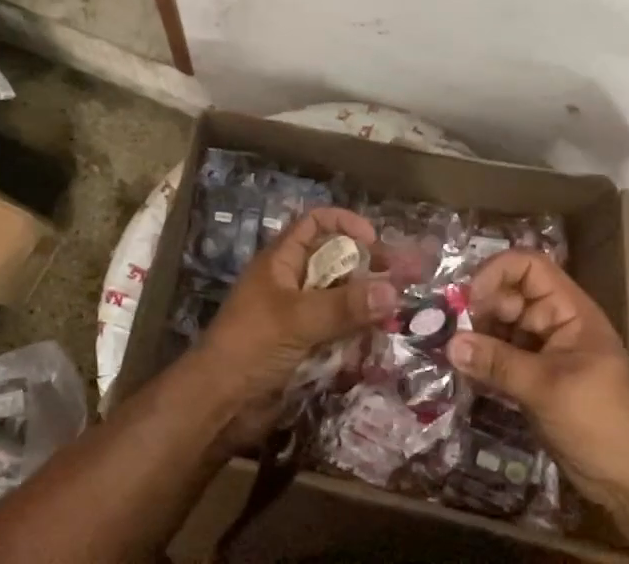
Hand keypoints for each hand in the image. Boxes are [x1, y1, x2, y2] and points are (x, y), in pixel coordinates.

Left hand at [198, 207, 397, 412]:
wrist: (219, 404)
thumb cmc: (250, 346)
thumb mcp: (297, 319)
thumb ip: (345, 306)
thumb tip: (394, 291)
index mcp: (281, 262)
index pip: (314, 225)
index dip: (344, 224)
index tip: (375, 239)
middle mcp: (293, 284)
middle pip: (337, 265)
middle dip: (370, 270)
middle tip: (409, 280)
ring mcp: (300, 318)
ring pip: (343, 303)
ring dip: (369, 308)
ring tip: (402, 315)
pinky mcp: (307, 349)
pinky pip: (340, 336)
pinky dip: (359, 339)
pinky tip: (382, 344)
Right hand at [448, 251, 628, 502]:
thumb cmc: (601, 421)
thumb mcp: (547, 388)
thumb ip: (497, 363)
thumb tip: (450, 344)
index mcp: (569, 311)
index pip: (529, 267)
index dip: (496, 272)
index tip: (469, 300)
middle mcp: (554, 324)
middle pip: (508, 296)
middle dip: (479, 309)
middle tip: (449, 333)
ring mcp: (543, 353)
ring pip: (500, 328)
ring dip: (475, 337)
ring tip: (448, 353)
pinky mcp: (533, 381)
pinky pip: (500, 358)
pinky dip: (481, 362)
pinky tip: (461, 373)